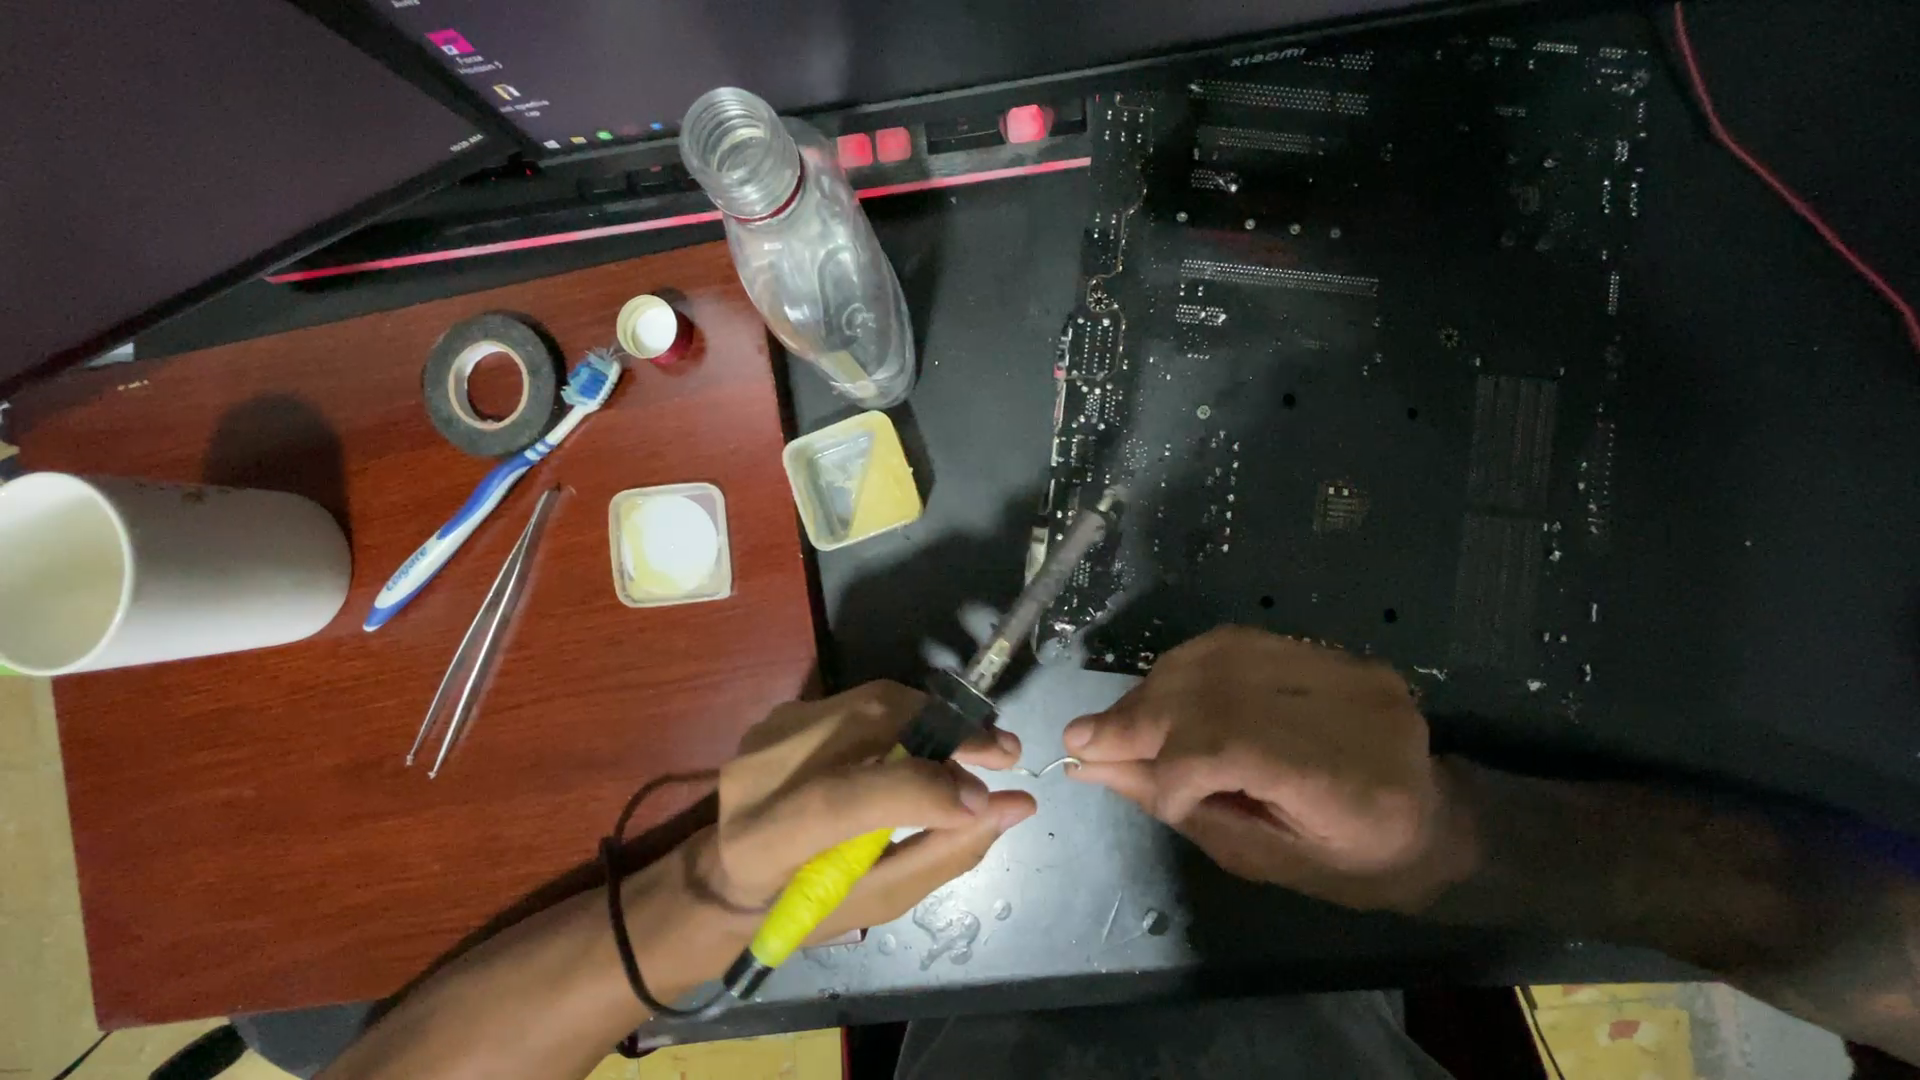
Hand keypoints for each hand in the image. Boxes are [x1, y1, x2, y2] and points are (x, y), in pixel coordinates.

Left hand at [633, 681, 1036, 993]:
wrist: (730, 868)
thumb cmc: (802, 905)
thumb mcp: (875, 901)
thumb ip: (943, 853)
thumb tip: (1014, 805)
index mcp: (762, 839)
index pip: (837, 799)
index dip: (916, 792)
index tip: (985, 800)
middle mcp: (760, 769)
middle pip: (864, 724)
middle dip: (946, 733)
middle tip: (1006, 754)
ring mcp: (772, 729)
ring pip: (873, 700)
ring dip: (939, 717)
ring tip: (987, 745)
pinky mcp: (790, 710)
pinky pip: (868, 700)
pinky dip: (917, 715)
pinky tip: (945, 738)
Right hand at [1063, 627, 1475, 912]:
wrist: (1434, 820)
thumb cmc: (1351, 865)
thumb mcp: (1263, 857)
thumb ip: (1180, 807)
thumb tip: (1092, 765)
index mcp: (1352, 786)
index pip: (1231, 746)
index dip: (1159, 760)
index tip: (1103, 773)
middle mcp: (1354, 710)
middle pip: (1218, 693)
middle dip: (1138, 716)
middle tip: (1084, 739)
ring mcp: (1345, 670)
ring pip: (1218, 658)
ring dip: (1152, 688)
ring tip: (1116, 723)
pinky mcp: (1331, 650)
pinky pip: (1232, 645)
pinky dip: (1181, 669)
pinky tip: (1158, 695)